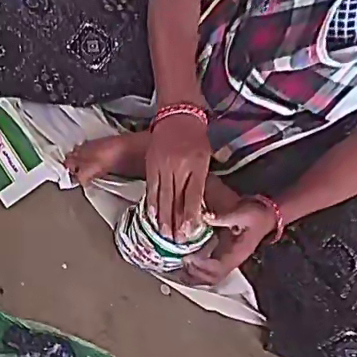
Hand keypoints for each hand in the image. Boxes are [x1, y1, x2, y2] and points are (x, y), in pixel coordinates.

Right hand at [143, 114, 211, 240]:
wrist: (177, 116)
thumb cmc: (195, 137)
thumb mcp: (205, 158)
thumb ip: (201, 180)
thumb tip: (197, 205)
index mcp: (197, 166)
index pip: (193, 196)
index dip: (191, 215)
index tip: (189, 231)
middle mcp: (179, 167)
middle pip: (176, 199)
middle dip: (175, 221)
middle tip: (175, 239)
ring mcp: (163, 166)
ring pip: (162, 196)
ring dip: (162, 217)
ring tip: (164, 233)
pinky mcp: (151, 165)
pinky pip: (151, 188)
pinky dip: (151, 203)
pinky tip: (152, 216)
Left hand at [181, 198, 275, 286]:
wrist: (266, 215)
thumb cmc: (256, 215)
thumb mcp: (242, 212)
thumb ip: (224, 217)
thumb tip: (206, 217)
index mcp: (237, 253)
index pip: (218, 268)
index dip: (202, 266)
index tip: (189, 257)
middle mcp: (232, 261)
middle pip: (212, 279)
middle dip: (194, 274)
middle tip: (180, 261)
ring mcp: (227, 260)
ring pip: (209, 277)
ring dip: (193, 274)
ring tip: (179, 265)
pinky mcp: (222, 255)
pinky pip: (208, 269)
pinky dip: (196, 269)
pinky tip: (185, 261)